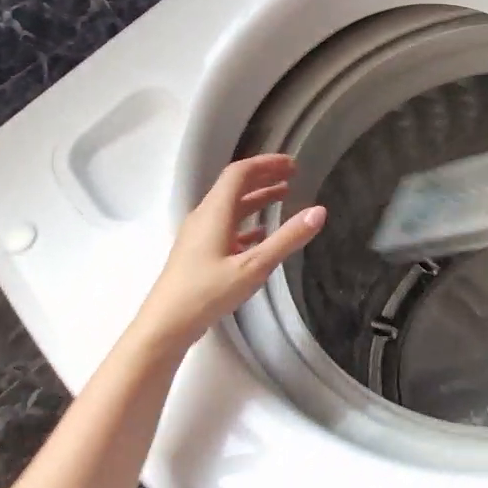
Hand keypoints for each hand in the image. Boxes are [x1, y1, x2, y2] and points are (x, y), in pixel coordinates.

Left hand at [133, 154, 325, 347]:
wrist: (167, 323)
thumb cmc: (208, 292)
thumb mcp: (254, 266)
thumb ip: (287, 238)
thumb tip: (319, 212)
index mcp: (214, 213)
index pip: (239, 174)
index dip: (266, 164)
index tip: (292, 164)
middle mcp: (204, 217)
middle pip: (234, 186)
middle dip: (263, 177)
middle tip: (292, 175)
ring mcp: (199, 235)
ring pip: (231, 207)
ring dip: (257, 199)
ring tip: (284, 197)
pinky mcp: (200, 253)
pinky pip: (227, 227)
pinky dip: (248, 223)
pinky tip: (262, 234)